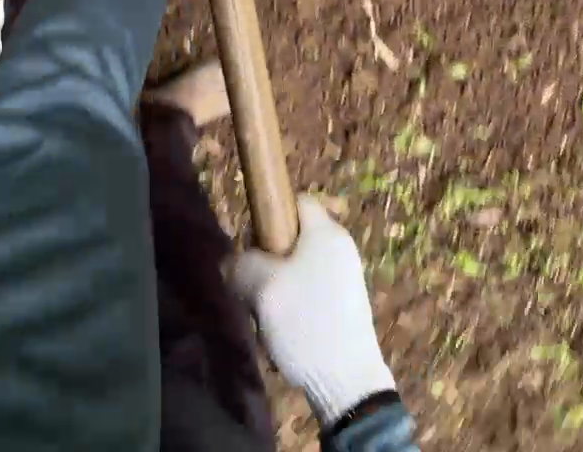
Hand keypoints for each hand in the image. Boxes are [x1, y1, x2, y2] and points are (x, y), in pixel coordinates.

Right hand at [230, 197, 394, 426]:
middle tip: (254, 287)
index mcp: (326, 232)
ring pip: (298, 267)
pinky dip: (293, 306)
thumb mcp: (264, 286)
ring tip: (267, 317)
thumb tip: (235, 261)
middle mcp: (340, 247)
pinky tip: (284, 334)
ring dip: (277, 289)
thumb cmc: (306, 321)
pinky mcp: (345, 304)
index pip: (295, 200)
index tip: (252, 244)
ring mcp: (346, 276)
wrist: (348, 382)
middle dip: (269, 259)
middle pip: (294, 236)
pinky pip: (310, 291)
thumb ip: (243, 263)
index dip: (269, 214)